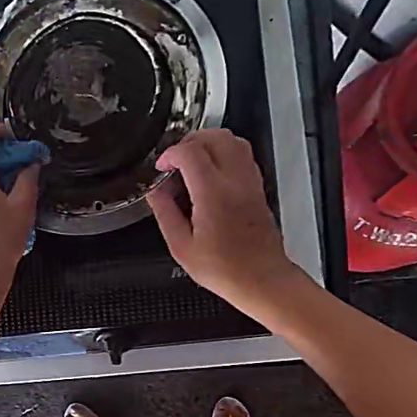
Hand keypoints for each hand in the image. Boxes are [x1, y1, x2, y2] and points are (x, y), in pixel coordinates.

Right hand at [146, 128, 303, 313]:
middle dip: (189, 142)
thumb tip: (155, 194)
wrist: (261, 280)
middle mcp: (235, 182)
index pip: (190, 151)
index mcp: (213, 193)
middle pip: (214, 136)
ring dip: (209, 144)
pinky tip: (211, 175)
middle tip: (175, 161)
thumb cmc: (227, 269)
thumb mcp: (182, 247)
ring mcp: (250, 183)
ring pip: (233, 141)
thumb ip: (165, 214)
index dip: (170, 153)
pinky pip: (243, 156)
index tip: (162, 166)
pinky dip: (224, 155)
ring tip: (192, 164)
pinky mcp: (258, 189)